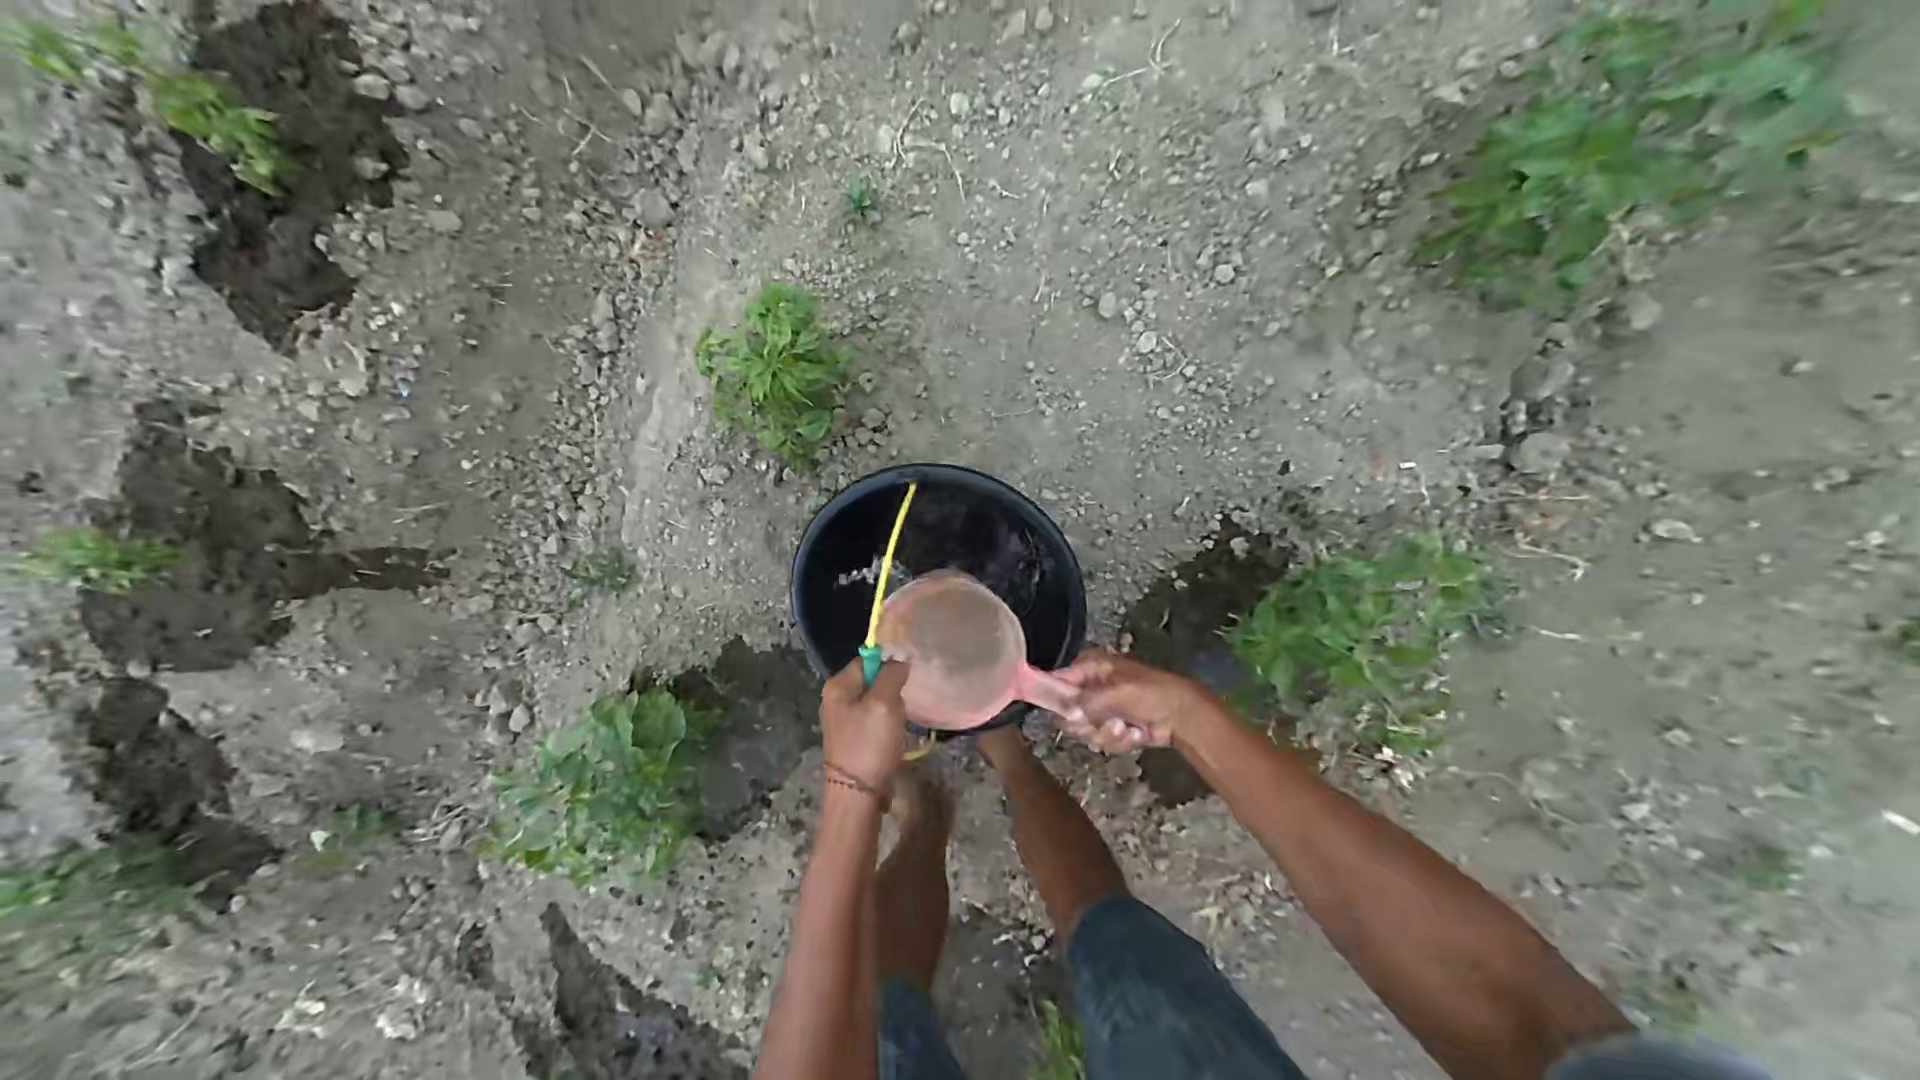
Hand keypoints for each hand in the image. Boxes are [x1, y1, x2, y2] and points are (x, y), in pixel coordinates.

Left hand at [819, 658, 909, 793]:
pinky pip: (875, 719)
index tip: (908, 674)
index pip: (867, 659)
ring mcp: (844, 720)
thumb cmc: (870, 744)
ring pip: (876, 700)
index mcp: (837, 686)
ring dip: (892, 708)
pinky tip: (894, 734)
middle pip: (872, 679)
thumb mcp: (884, 703)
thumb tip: (900, 658)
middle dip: (891, 688)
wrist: (858, 795)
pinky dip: (887, 723)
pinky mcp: (853, 737)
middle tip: (903, 701)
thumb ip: (892, 674)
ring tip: (900, 720)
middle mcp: (836, 699)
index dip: (888, 663)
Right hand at [1052, 648, 1221, 752]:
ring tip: (1124, 729)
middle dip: (1086, 724)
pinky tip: (1134, 734)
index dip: (1054, 697)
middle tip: (1102, 724)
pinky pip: (1100, 740)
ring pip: (1083, 730)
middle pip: (1066, 712)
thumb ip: (1085, 702)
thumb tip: (1064, 713)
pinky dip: (1118, 741)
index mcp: (1090, 667)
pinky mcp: (1111, 728)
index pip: (1057, 680)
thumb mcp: (1116, 693)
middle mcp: (1090, 687)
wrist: (1183, 716)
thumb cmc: (1150, 694)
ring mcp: (1101, 709)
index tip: (1062, 713)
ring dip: (1105, 734)